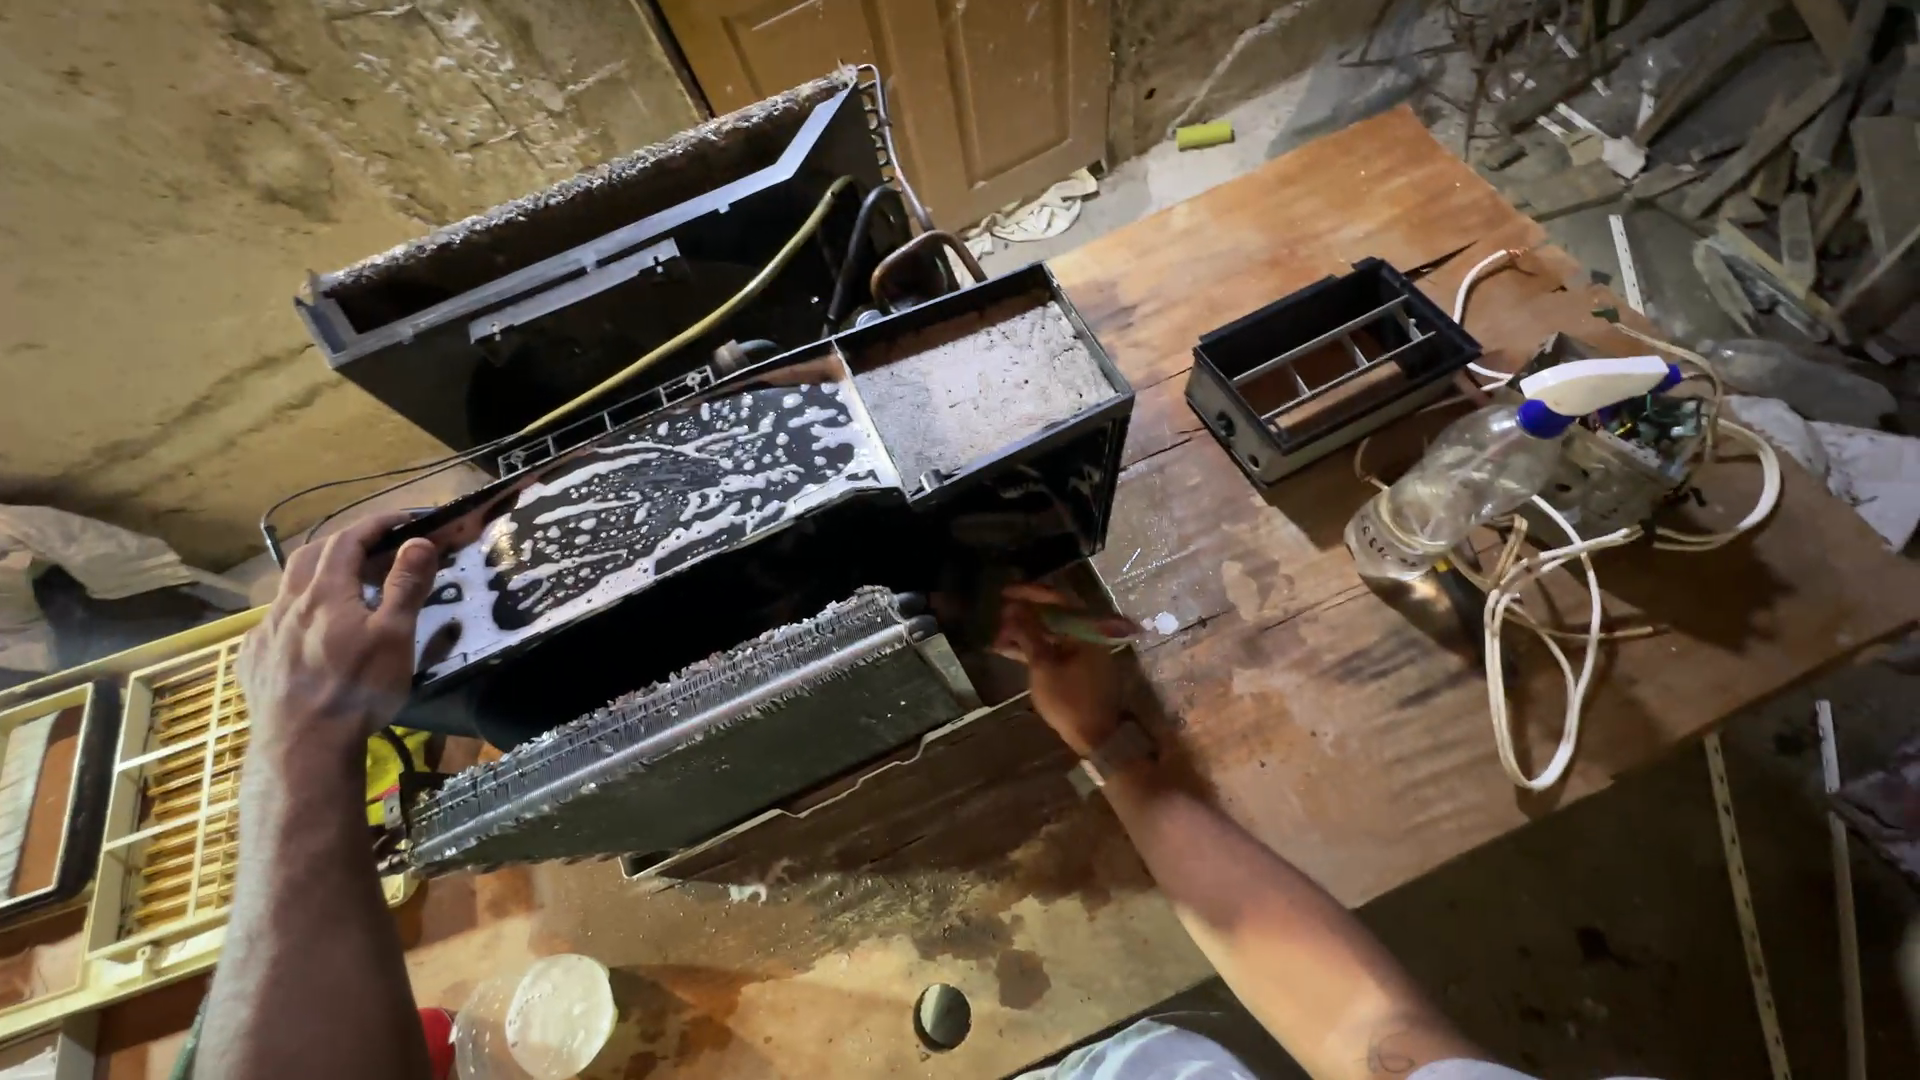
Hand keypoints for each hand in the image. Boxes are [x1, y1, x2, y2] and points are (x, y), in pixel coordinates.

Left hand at [240, 514, 439, 768]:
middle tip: (377, 544)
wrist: (303, 745)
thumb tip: (418, 541)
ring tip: (349, 584)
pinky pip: (277, 620)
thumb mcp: (396, 635)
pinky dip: (303, 608)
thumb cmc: (358, 687)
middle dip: (345, 541)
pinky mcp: (255, 660)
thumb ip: (405, 585)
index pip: (347, 540)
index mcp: (324, 593)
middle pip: (311, 556)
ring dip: (322, 573)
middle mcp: (287, 605)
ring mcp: (265, 633)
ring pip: (290, 587)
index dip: (376, 523)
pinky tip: (316, 630)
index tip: (404, 518)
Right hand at [992, 584, 1137, 756]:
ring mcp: (1083, 651)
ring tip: (997, 636)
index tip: (1004, 592)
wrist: (1097, 736)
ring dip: (1025, 632)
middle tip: (998, 616)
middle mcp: (1087, 634)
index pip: (1055, 598)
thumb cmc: (1069, 700)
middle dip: (1023, 614)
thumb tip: (1013, 609)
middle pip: (1053, 614)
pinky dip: (1033, 648)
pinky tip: (1008, 650)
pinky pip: (1053, 648)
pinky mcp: (1077, 666)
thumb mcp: (1043, 666)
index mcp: (1084, 628)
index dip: (1028, 592)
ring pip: (1050, 633)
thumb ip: (1028, 634)